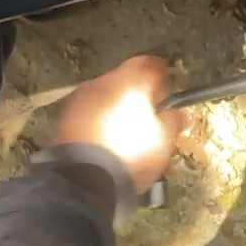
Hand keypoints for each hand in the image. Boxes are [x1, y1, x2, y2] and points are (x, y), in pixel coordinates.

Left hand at [52, 56, 184, 194]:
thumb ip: (174, 121)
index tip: (167, 96)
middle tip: (150, 118)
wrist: (83, 181)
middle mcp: (101, 83)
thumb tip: (180, 112)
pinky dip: (101, 121)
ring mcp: (80, 100)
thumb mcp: (163, 141)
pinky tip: (107, 142)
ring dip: (118, 108)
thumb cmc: (130, 155)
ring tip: (127, 134)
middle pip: (125, 79)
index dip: (162, 77)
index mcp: (129, 82)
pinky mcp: (64, 119)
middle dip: (138, 95)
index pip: (150, 64)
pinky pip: (90, 113)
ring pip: (106, 96)